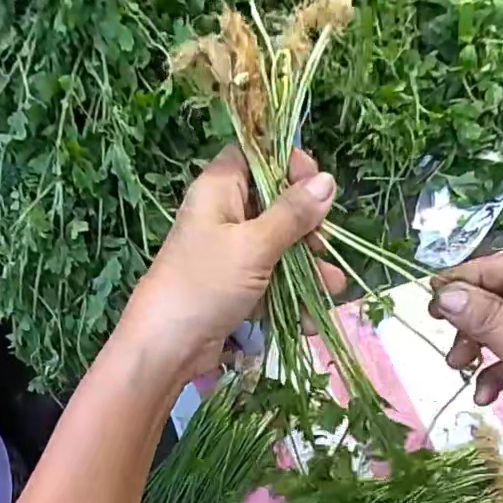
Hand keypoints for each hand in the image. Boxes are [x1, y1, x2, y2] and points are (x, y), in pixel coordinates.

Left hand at [118, 146, 343, 381]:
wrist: (170, 344)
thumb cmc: (206, 283)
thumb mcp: (254, 245)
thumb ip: (293, 215)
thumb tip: (328, 181)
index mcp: (221, 189)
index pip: (258, 157)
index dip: (290, 166)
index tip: (319, 188)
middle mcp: (228, 215)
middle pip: (279, 207)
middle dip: (310, 231)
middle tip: (325, 250)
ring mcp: (234, 254)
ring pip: (283, 249)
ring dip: (310, 271)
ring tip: (332, 291)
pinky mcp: (240, 286)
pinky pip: (275, 282)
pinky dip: (294, 297)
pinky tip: (309, 319)